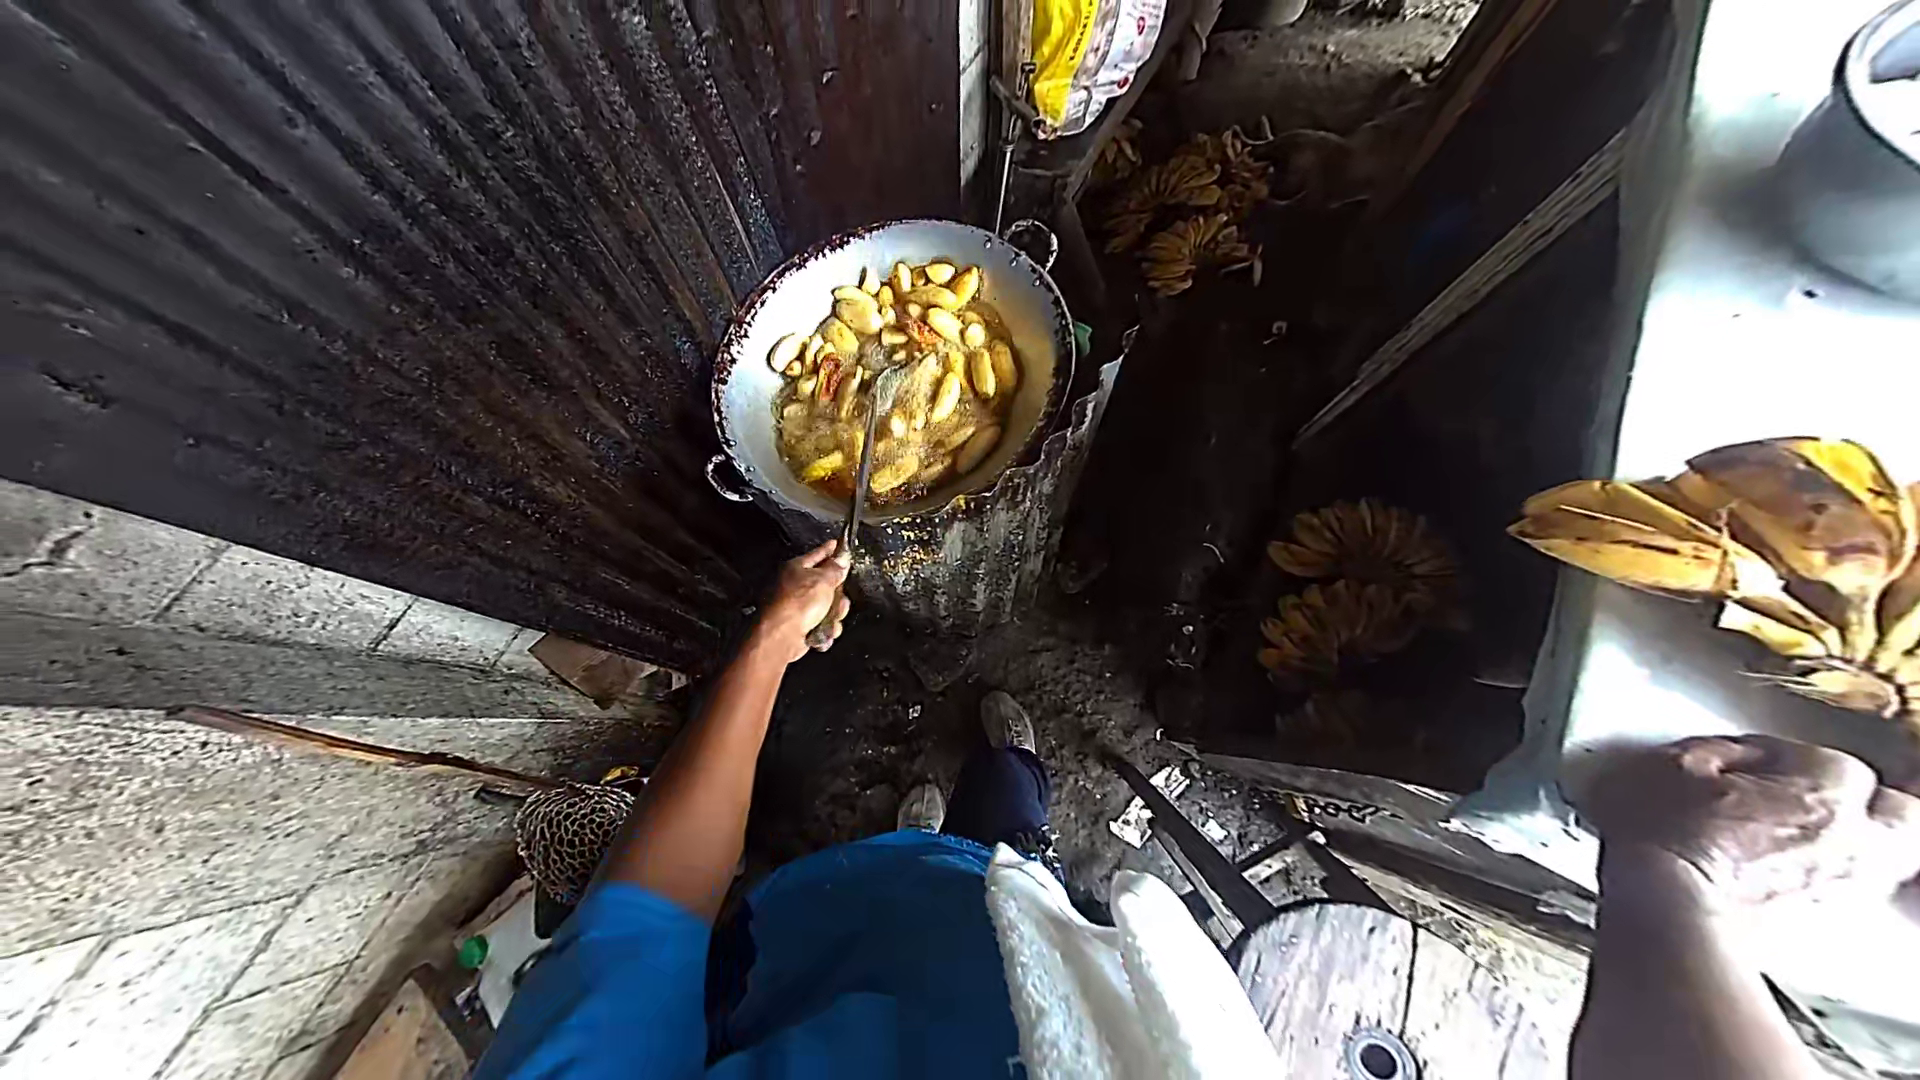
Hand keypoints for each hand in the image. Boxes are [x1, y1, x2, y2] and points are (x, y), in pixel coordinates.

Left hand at [750, 538, 851, 663]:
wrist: (781, 636)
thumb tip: (842, 561)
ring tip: (829, 618)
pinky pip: (823, 625)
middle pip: (827, 584)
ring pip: (828, 607)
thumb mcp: (824, 580)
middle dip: (837, 594)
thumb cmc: (795, 604)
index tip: (839, 544)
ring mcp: (796, 607)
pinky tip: (823, 632)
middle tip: (838, 598)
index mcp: (796, 568)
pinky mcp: (799, 627)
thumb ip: (835, 569)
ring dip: (834, 615)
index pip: (818, 554)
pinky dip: (826, 630)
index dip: (831, 550)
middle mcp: (793, 586)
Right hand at [1581, 735, 1919, 915]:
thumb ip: (1712, 751)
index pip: (1828, 758)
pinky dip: (1831, 865)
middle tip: (1811, 789)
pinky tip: (1787, 859)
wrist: (1672, 902)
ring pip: (1891, 850)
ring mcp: (1853, 882)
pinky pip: (1859, 880)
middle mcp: (1857, 840)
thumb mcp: (1668, 766)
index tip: (1742, 755)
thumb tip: (1732, 755)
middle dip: (1863, 797)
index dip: (1781, 752)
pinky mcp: (1835, 912)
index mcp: (1819, 796)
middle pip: (1900, 809)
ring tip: (1804, 825)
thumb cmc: (1670, 835)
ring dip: (1856, 834)